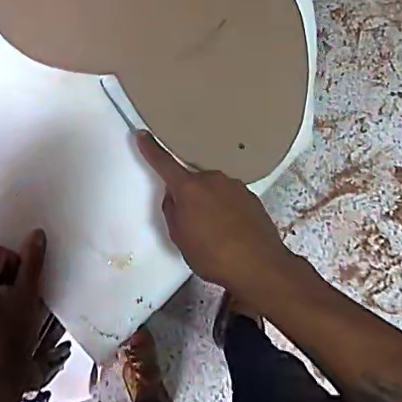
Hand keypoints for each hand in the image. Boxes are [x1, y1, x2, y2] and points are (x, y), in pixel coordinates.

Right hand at [134, 131, 322, 311]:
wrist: (259, 266)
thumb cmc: (214, 255)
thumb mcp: (180, 237)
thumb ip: (172, 211)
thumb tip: (174, 198)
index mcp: (189, 188)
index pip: (164, 163)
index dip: (151, 149)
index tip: (143, 135)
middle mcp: (213, 180)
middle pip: (193, 182)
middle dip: (189, 198)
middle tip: (192, 225)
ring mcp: (235, 186)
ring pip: (213, 190)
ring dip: (210, 206)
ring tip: (215, 235)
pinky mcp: (251, 197)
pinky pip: (230, 199)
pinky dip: (227, 212)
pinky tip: (231, 234)